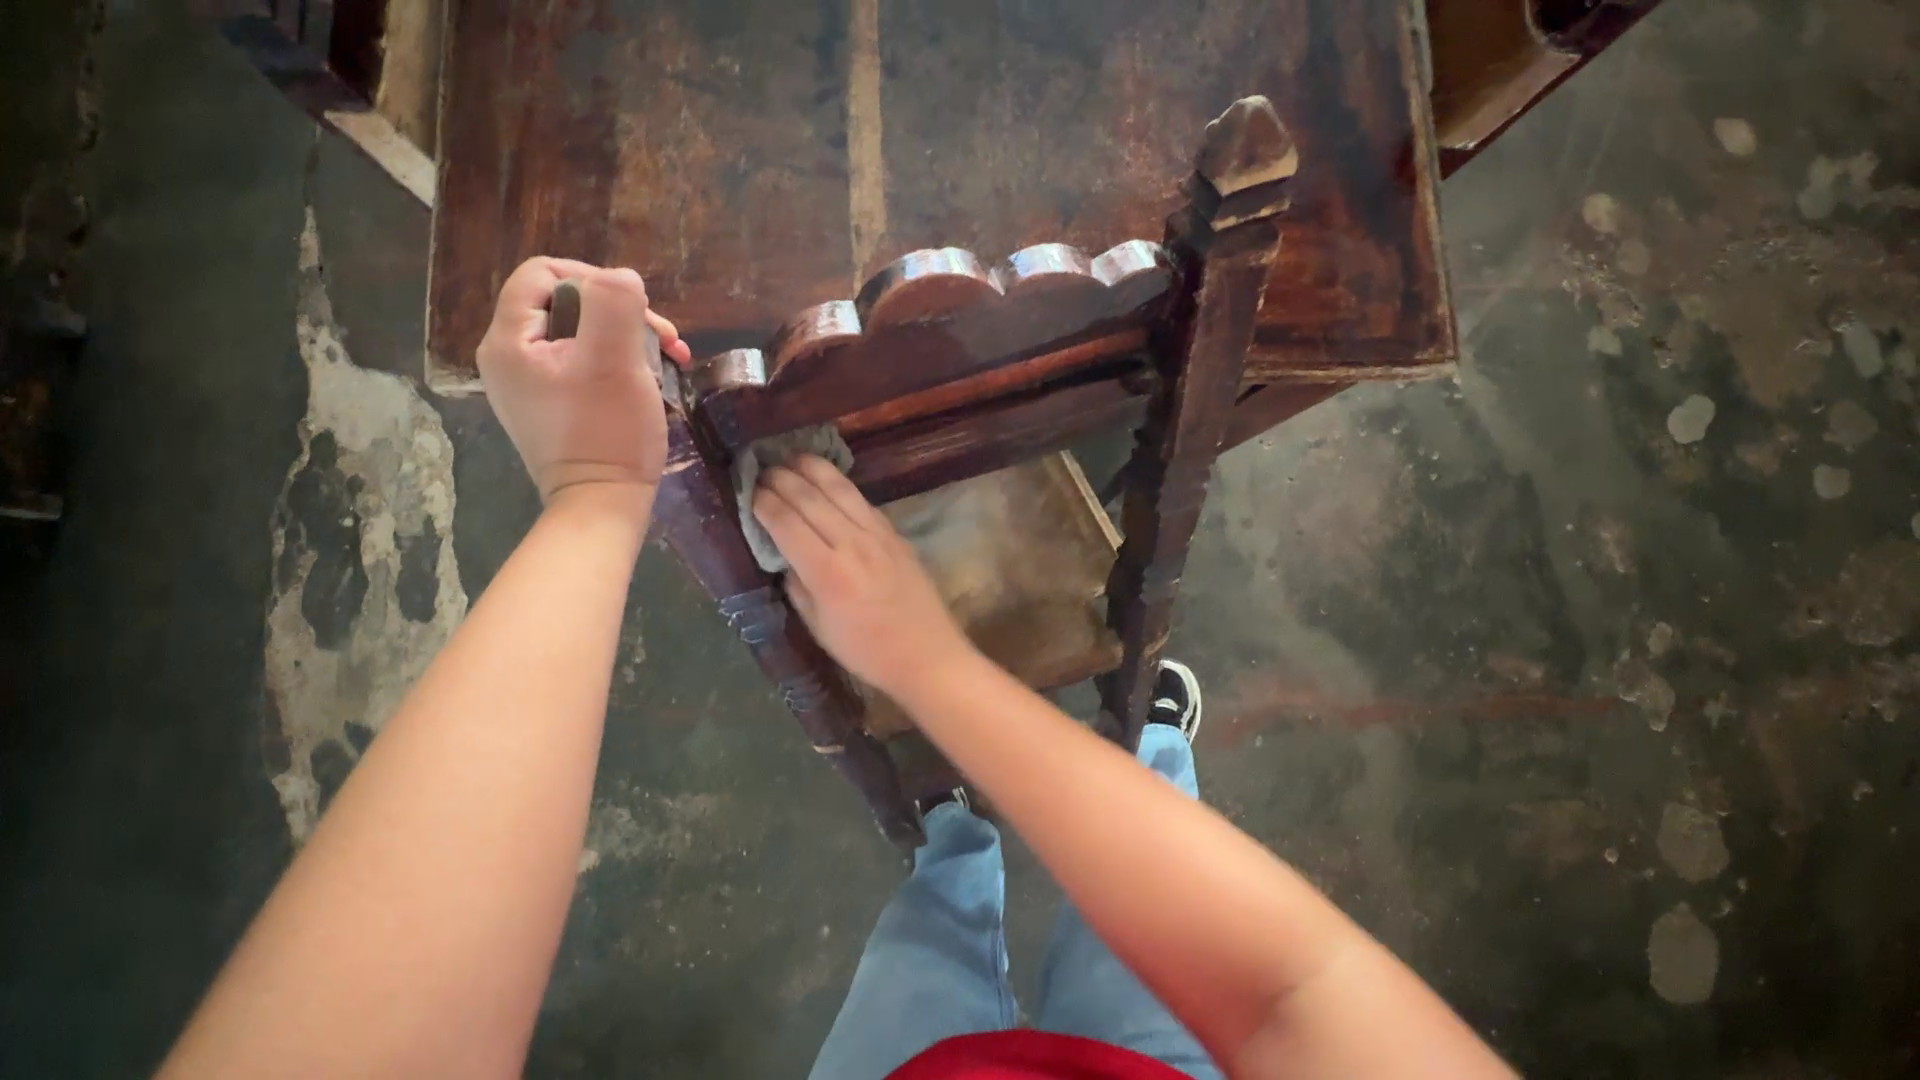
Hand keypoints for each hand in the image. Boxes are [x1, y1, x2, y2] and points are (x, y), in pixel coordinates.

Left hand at [475, 259, 695, 516]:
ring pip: (581, 334)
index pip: (542, 273)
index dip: (593, 277)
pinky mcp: (551, 408)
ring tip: (669, 360)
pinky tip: (651, 379)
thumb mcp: (616, 360)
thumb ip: (615, 304)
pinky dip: (618, 363)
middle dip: (622, 313)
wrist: (603, 505)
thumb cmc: (608, 433)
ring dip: (629, 339)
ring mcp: (528, 386)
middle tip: (667, 340)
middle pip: (565, 303)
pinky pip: (583, 365)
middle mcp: (509, 358)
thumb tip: (622, 278)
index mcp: (509, 340)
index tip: (638, 308)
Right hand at [752, 456, 973, 696]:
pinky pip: (861, 500)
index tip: (747, 493)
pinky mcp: (895, 533)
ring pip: (839, 489)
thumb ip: (797, 585)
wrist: (926, 654)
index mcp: (827, 572)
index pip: (786, 523)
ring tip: (790, 458)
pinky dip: (839, 485)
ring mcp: (878, 534)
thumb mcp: (818, 626)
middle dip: (781, 479)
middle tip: (761, 469)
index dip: (763, 503)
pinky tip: (827, 479)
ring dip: (811, 469)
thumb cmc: (866, 650)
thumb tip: (782, 555)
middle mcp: (852, 543)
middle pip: (809, 498)